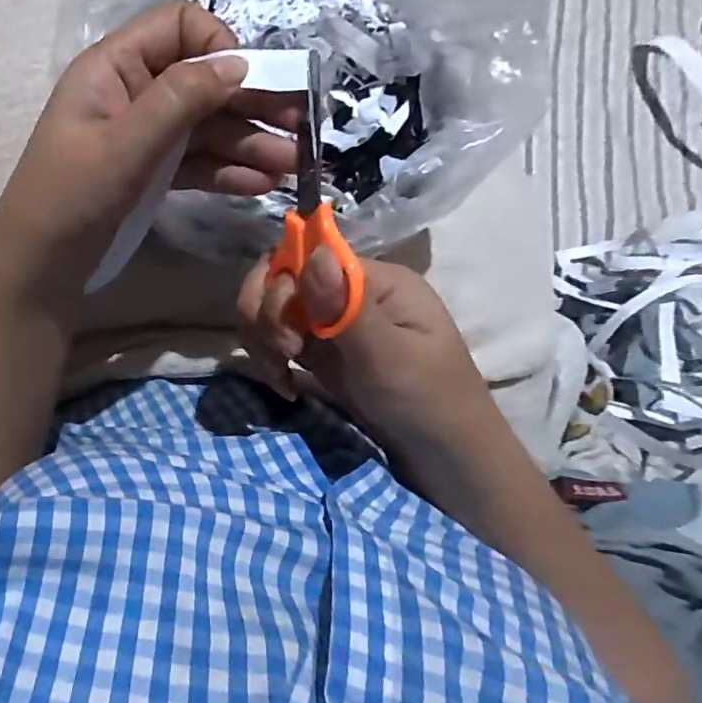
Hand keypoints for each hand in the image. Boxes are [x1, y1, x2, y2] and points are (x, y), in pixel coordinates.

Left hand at [0, 2, 301, 306]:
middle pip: (201, 81)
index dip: (218, 46)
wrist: (38, 270)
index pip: (178, 27)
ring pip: (203, 127)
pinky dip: (225, 170)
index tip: (250, 82)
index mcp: (112, 69)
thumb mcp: (124, 145)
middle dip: (250, 102)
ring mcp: (140, 138)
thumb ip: (180, 99)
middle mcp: (129, 95)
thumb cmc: (72, 199)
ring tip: (290, 166)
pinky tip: (259, 185)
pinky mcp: (146, 176)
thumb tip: (237, 60)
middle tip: (301, 127)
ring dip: (248, 142)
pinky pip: (194, 162)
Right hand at [237, 246, 497, 450]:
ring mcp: (329, 319)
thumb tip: (317, 250)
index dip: (280, 291)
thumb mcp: (386, 354)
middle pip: (277, 279)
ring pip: (268, 309)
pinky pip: (274, 339)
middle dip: (266, 318)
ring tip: (280, 375)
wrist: (440, 452)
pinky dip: (268, 359)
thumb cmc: (425, 398)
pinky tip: (284, 385)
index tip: (291, 341)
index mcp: (372, 278)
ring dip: (261, 340)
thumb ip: (345, 305)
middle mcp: (346, 290)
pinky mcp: (317, 348)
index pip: (302, 258)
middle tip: (283, 357)